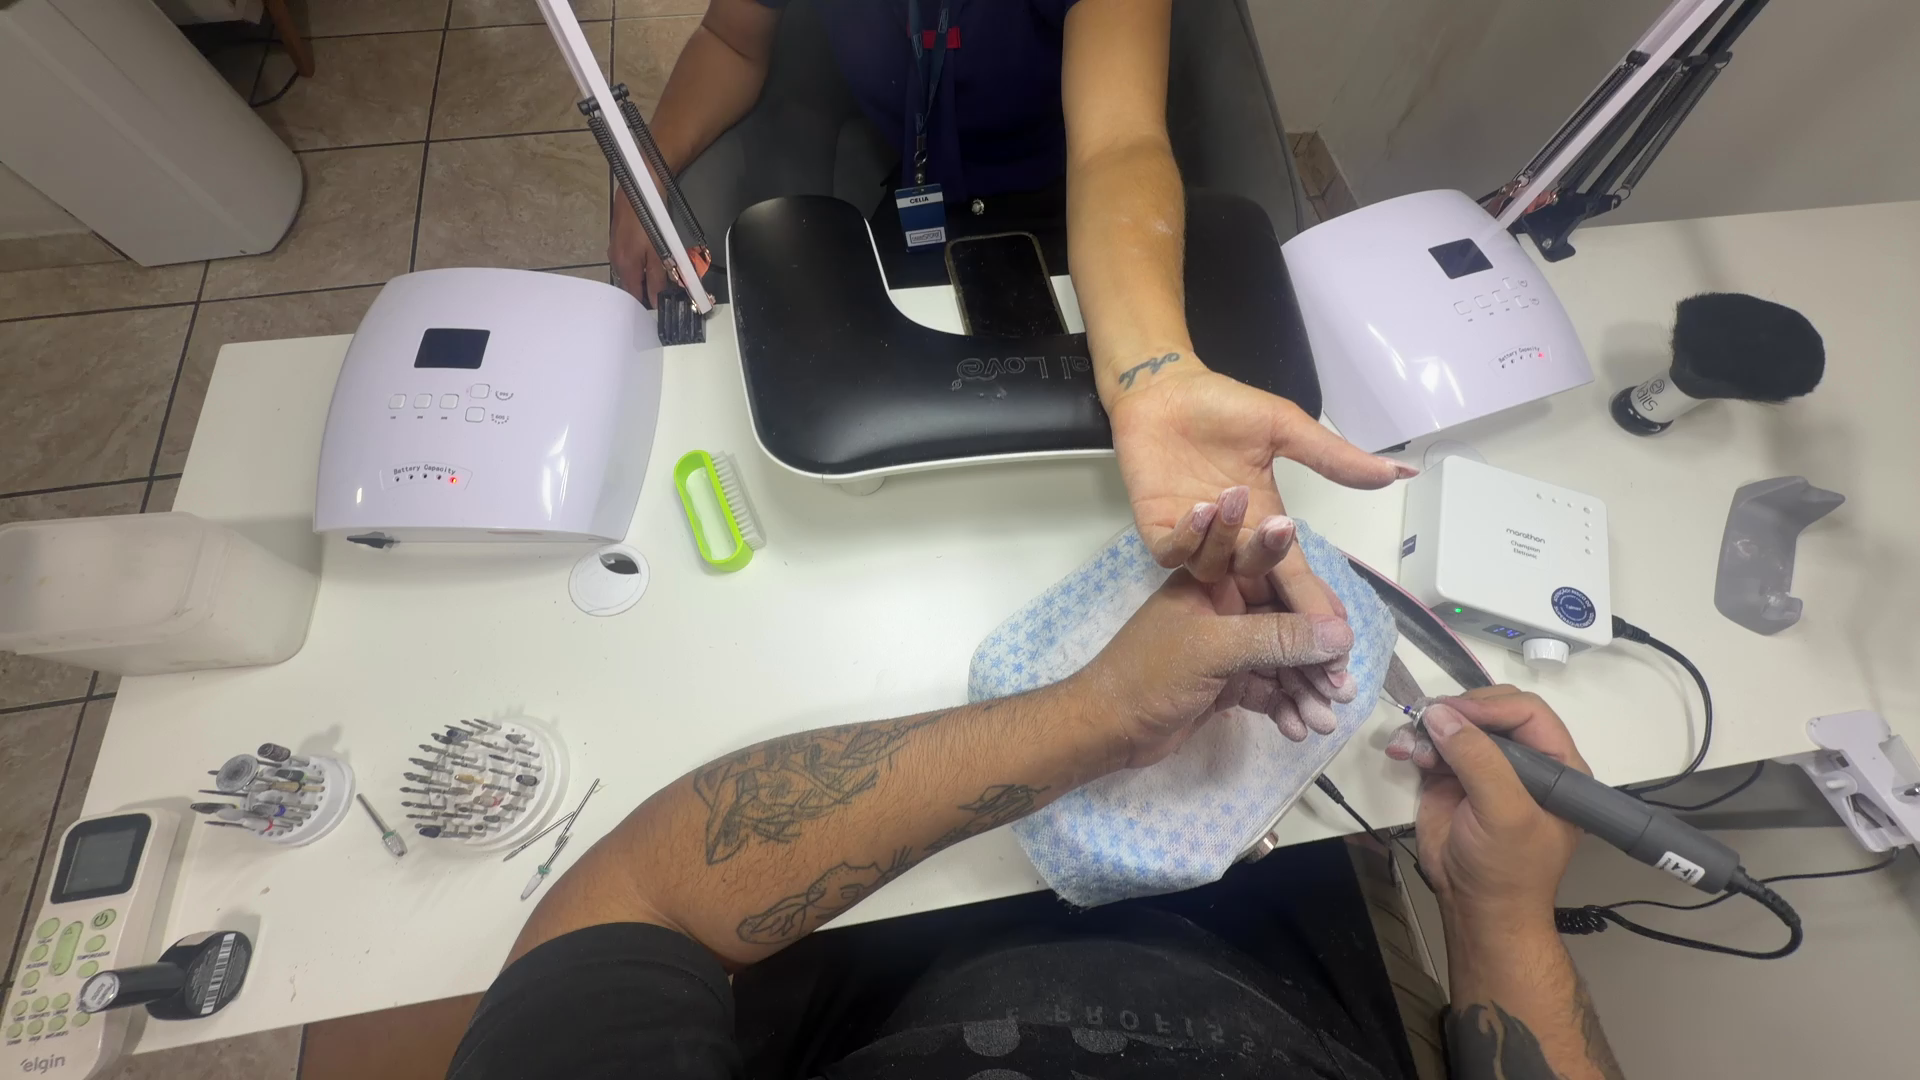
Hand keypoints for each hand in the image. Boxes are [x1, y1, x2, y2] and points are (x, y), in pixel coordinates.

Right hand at [611, 187, 670, 307]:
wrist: (641, 188)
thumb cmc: (650, 221)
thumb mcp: (659, 254)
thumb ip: (657, 279)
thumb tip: (656, 300)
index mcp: (625, 266)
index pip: (634, 295)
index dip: (648, 303)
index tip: (662, 307)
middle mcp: (616, 260)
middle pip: (632, 284)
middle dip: (648, 290)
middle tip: (666, 291)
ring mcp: (615, 248)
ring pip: (632, 271)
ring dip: (645, 276)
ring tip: (663, 276)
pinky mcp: (618, 238)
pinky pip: (630, 259)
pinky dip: (641, 263)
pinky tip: (652, 260)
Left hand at [1071, 568, 1354, 770]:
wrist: (1108, 728)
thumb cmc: (1149, 675)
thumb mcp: (1213, 650)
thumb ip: (1275, 638)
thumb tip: (1341, 635)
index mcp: (1211, 582)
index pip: (1273, 574)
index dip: (1312, 598)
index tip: (1345, 627)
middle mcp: (1221, 609)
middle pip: (1286, 622)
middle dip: (1316, 655)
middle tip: (1342, 688)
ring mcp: (1225, 647)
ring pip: (1281, 660)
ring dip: (1305, 688)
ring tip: (1324, 720)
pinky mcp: (1225, 681)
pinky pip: (1267, 688)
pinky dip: (1285, 706)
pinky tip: (1297, 728)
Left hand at [1105, 367, 1412, 580]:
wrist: (1164, 389)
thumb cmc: (1221, 408)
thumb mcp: (1285, 429)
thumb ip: (1334, 458)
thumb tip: (1401, 473)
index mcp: (1263, 518)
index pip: (1292, 568)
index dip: (1310, 596)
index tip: (1336, 626)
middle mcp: (1228, 535)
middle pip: (1253, 574)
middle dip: (1270, 561)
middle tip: (1281, 528)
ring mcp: (1189, 534)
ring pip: (1211, 567)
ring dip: (1224, 537)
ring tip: (1233, 494)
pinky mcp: (1155, 526)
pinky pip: (1169, 553)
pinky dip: (1186, 538)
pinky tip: (1199, 509)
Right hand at [1386, 687, 1586, 927]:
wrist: (1472, 902)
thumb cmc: (1507, 864)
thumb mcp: (1505, 813)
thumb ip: (1479, 760)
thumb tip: (1438, 714)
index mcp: (1555, 766)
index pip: (1528, 712)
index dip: (1491, 706)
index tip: (1454, 715)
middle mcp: (1521, 760)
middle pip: (1489, 709)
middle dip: (1456, 712)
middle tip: (1429, 723)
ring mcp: (1482, 766)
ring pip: (1454, 722)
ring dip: (1426, 728)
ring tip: (1410, 747)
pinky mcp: (1448, 774)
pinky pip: (1429, 742)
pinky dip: (1411, 742)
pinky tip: (1401, 753)